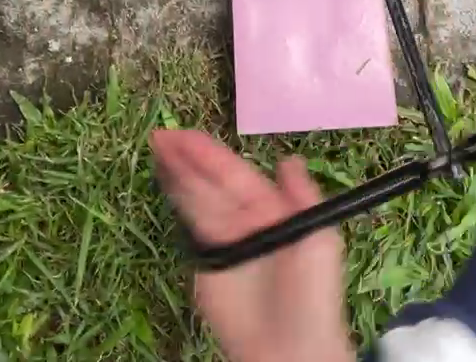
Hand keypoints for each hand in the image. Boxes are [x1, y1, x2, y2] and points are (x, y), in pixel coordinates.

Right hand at [150, 130, 352, 361]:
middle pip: (210, 182)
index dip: (210, 154)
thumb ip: (301, 195)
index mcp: (269, 207)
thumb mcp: (319, 236)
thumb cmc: (313, 293)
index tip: (185, 135)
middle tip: (161, 135)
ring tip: (156, 149)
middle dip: (186, 158)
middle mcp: (243, 218)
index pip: (234, 173)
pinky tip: (164, 183)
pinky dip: (176, 204)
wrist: (291, 349)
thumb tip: (288, 159)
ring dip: (177, 175)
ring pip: (196, 200)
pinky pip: (190, 229)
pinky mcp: (206, 266)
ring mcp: (223, 241)